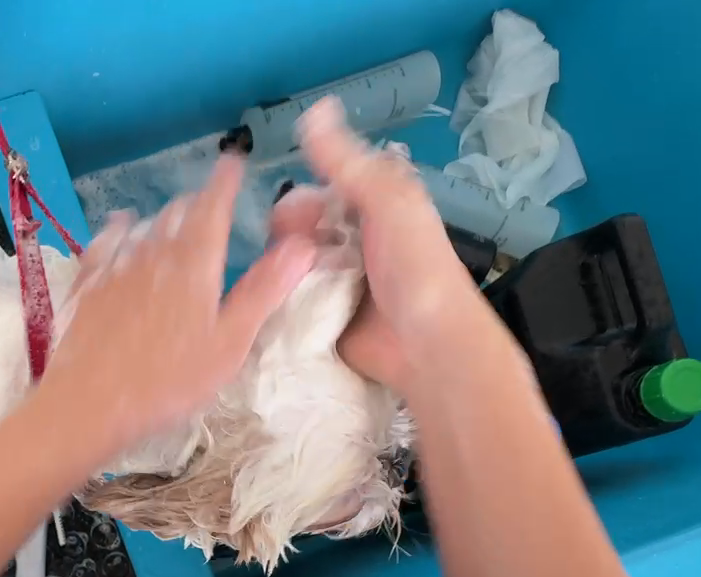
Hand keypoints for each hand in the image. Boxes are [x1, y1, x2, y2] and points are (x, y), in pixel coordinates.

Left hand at [35, 154, 315, 462]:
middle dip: (197, 204)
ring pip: (144, 227)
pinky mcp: (86, 286)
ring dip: (162, 220)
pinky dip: (118, 230)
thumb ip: (264, 292)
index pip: (214, 204)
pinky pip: (104, 244)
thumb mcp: (228, 345)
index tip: (234, 161)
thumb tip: (304, 244)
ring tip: (173, 222)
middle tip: (209, 207)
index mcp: (195, 262)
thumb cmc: (168, 381)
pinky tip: (120, 229)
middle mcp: (154, 252)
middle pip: (179, 213)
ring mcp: (115, 267)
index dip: (226, 180)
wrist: (89, 403)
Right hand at [290, 97, 490, 387]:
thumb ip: (347, 161)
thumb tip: (313, 108)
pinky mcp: (320, 322)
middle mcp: (347, 246)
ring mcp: (332, 287)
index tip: (288, 226)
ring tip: (285, 292)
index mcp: (366, 211)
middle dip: (285, 247)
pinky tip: (275, 312)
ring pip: (286, 272)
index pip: (312, 198)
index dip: (295, 209)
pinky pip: (289, 307)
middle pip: (293, 237)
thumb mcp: (386, 201)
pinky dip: (280, 306)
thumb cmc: (414, 267)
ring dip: (281, 278)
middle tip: (294, 264)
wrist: (424, 343)